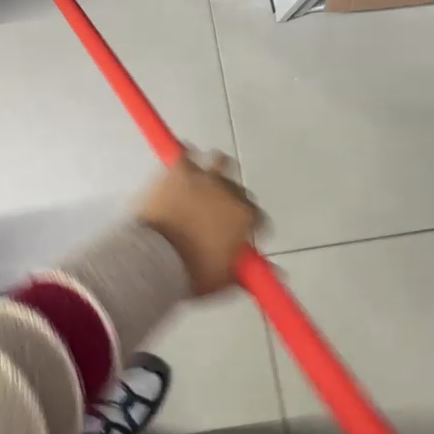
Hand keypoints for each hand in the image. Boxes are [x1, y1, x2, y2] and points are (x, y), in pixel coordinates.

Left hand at [136, 151, 262, 296]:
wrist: (155, 258)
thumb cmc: (192, 272)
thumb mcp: (225, 279)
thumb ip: (250, 270)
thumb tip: (278, 273)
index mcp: (244, 217)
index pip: (257, 216)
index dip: (248, 224)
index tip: (237, 231)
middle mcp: (229, 192)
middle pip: (238, 189)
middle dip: (230, 199)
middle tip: (216, 210)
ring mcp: (203, 178)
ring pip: (218, 161)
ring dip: (215, 169)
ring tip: (205, 180)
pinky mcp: (178, 170)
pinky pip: (186, 153)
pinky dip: (186, 158)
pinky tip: (182, 165)